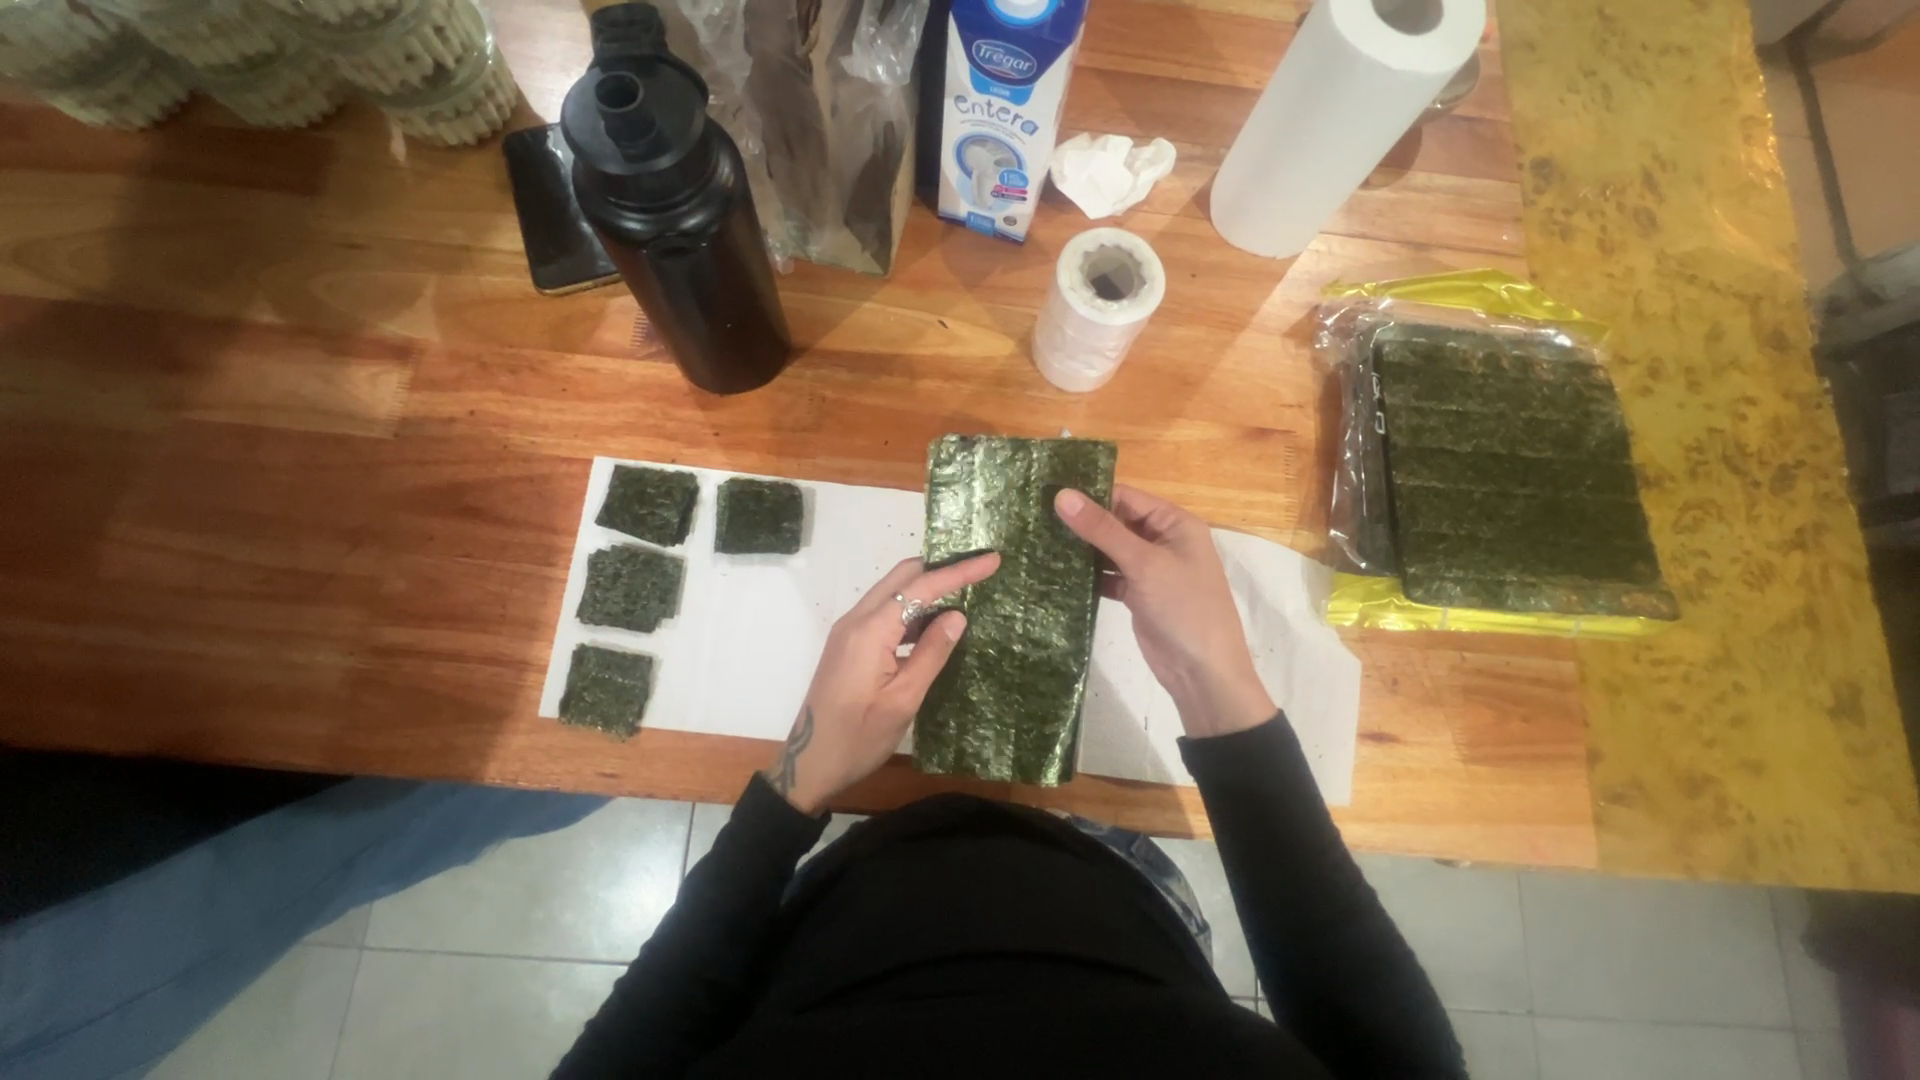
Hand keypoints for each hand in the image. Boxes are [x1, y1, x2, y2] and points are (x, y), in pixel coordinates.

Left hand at [764, 552, 1000, 813]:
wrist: (809, 764)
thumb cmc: (858, 738)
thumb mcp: (903, 700)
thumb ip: (931, 654)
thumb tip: (957, 616)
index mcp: (870, 631)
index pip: (921, 587)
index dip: (959, 572)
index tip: (992, 560)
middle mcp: (856, 620)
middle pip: (903, 577)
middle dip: (941, 568)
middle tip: (979, 569)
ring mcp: (849, 631)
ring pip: (893, 592)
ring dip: (927, 588)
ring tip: (966, 592)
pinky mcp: (849, 644)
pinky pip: (884, 612)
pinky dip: (912, 610)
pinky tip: (936, 624)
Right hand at [1055, 485, 1274, 738]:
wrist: (1202, 671)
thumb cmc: (1183, 607)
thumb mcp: (1143, 563)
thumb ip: (1102, 529)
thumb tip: (1062, 495)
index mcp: (1175, 523)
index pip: (1126, 497)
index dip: (1090, 494)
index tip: (1047, 493)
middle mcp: (1163, 541)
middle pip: (1116, 522)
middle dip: (1082, 522)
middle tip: (1035, 517)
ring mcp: (1150, 570)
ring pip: (1109, 550)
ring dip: (1081, 550)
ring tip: (1038, 541)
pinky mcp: (1138, 595)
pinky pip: (1108, 576)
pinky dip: (1088, 576)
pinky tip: (1056, 574)